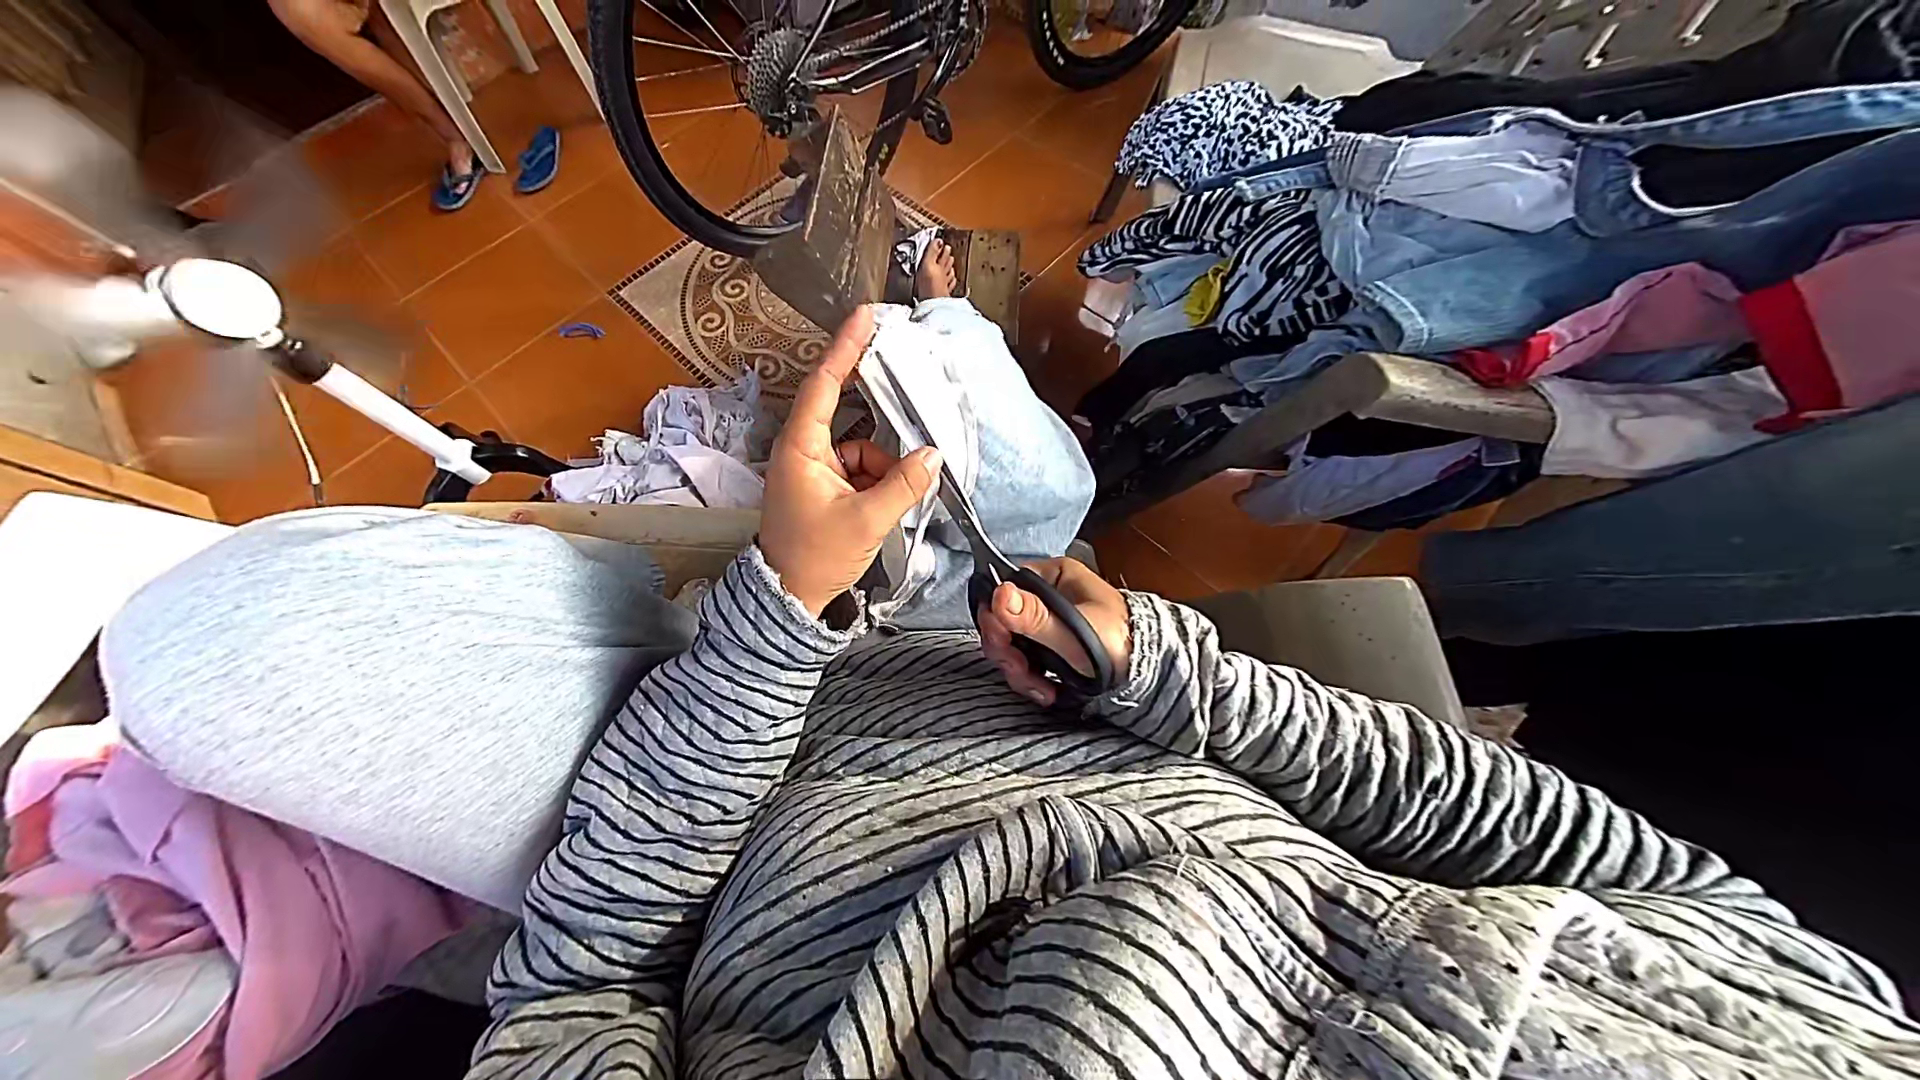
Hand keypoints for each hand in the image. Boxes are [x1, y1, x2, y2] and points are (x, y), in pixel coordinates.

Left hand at [760, 305, 941, 617]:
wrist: (791, 596)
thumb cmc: (814, 557)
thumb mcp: (865, 521)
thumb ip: (902, 485)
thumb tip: (932, 456)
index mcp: (801, 448)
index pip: (824, 384)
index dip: (845, 348)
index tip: (865, 316)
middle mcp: (805, 449)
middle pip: (846, 411)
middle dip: (876, 405)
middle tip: (902, 380)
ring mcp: (817, 468)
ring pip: (862, 446)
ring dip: (883, 465)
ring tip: (886, 500)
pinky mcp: (828, 485)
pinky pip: (863, 468)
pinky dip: (880, 480)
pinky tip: (886, 503)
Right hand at [977, 557, 1130, 706]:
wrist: (1149, 672)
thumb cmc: (1120, 642)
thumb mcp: (1073, 630)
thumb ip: (1035, 616)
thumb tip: (1001, 594)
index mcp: (1054, 576)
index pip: (1004, 589)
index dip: (996, 618)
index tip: (1002, 642)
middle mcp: (1047, 595)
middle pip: (1002, 620)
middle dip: (1006, 650)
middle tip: (1019, 669)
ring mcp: (1047, 622)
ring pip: (1010, 643)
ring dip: (1017, 670)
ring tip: (1038, 687)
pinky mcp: (1049, 647)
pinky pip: (1024, 659)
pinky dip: (1029, 678)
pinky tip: (1045, 690)